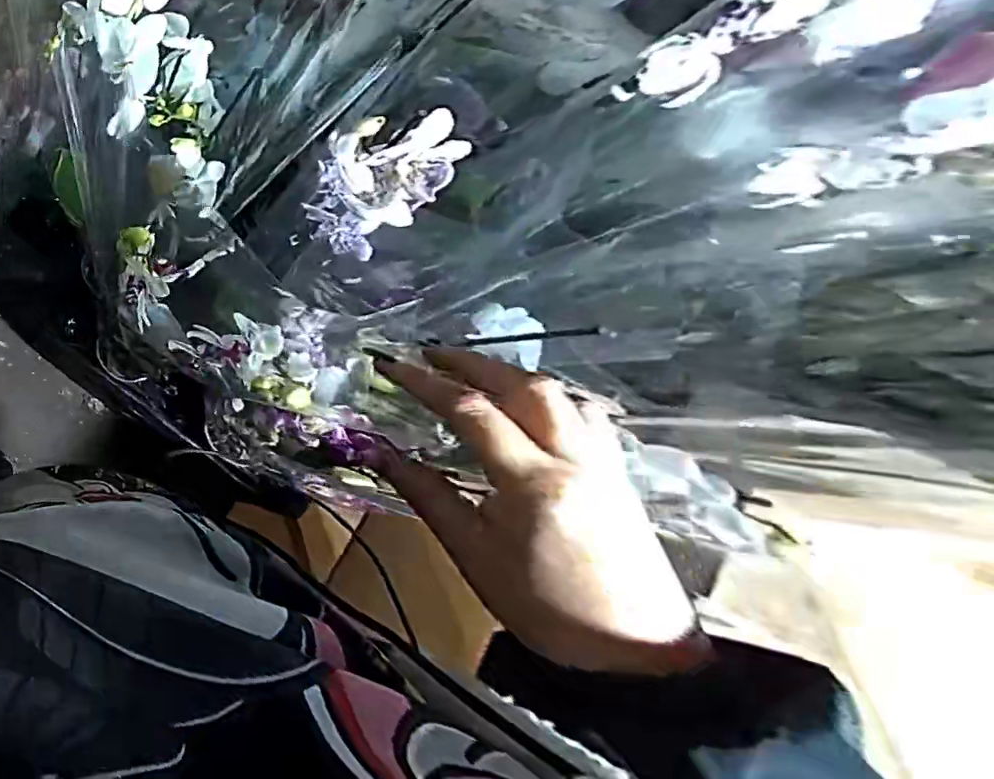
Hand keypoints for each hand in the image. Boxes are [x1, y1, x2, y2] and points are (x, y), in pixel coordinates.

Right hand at [367, 347, 709, 673]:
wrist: (635, 656)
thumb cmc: (542, 607)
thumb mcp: (471, 551)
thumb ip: (424, 491)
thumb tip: (376, 449)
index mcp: (532, 481)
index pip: (472, 410)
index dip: (425, 382)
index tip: (391, 365)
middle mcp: (574, 460)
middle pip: (524, 387)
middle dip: (472, 363)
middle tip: (430, 354)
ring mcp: (605, 465)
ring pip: (562, 394)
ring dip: (513, 373)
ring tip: (475, 372)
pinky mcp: (620, 475)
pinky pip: (587, 414)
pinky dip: (551, 395)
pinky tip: (532, 403)